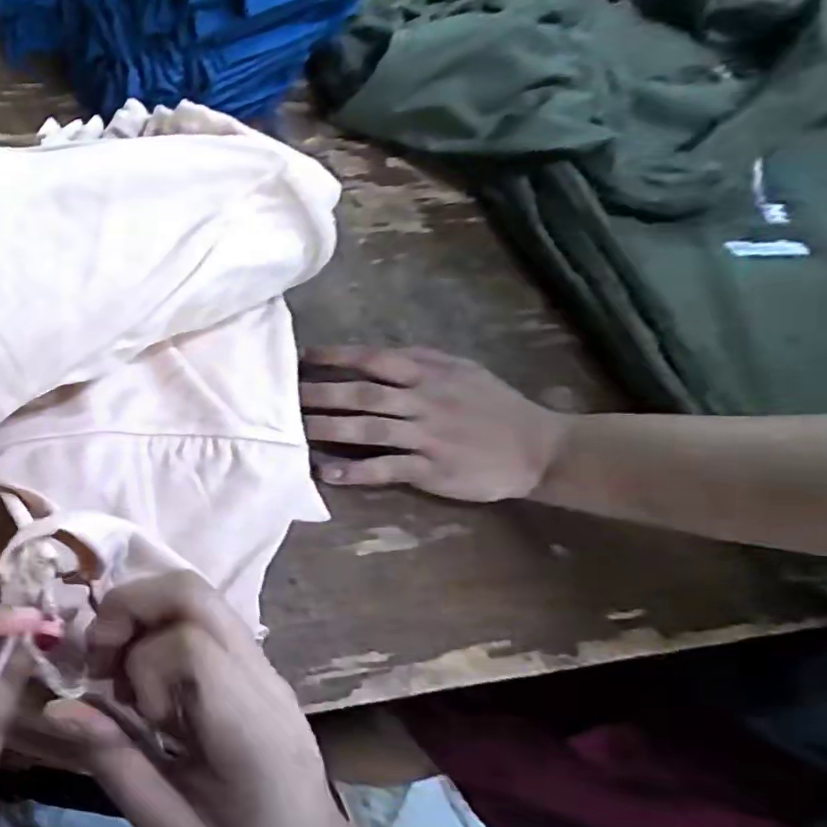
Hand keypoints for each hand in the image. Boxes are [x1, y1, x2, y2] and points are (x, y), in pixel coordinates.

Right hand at [42, 573, 355, 826]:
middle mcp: (261, 678)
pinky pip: (195, 610)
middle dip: (128, 608)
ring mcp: (260, 661)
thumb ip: (114, 762)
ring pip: (191, 590)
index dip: (143, 664)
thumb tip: (56, 708)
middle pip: (191, 592)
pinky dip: (153, 622)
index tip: (134, 711)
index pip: (192, 646)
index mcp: (251, 728)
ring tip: (119, 664)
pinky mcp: (250, 657)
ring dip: (137, 612)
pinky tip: (144, 672)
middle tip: (102, 657)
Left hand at [300, 345, 571, 501]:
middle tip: (282, 396)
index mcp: (429, 375)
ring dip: (327, 429)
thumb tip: (367, 353)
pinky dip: (355, 471)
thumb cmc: (492, 406)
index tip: (300, 356)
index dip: (335, 356)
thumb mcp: (461, 371)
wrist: (544, 449)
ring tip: (293, 431)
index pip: (374, 360)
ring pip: (368, 429)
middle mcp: (424, 402)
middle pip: (362, 395)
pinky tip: (325, 473)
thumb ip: (417, 360)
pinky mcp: (432, 468)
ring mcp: (428, 437)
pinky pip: (386, 469)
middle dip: (320, 393)